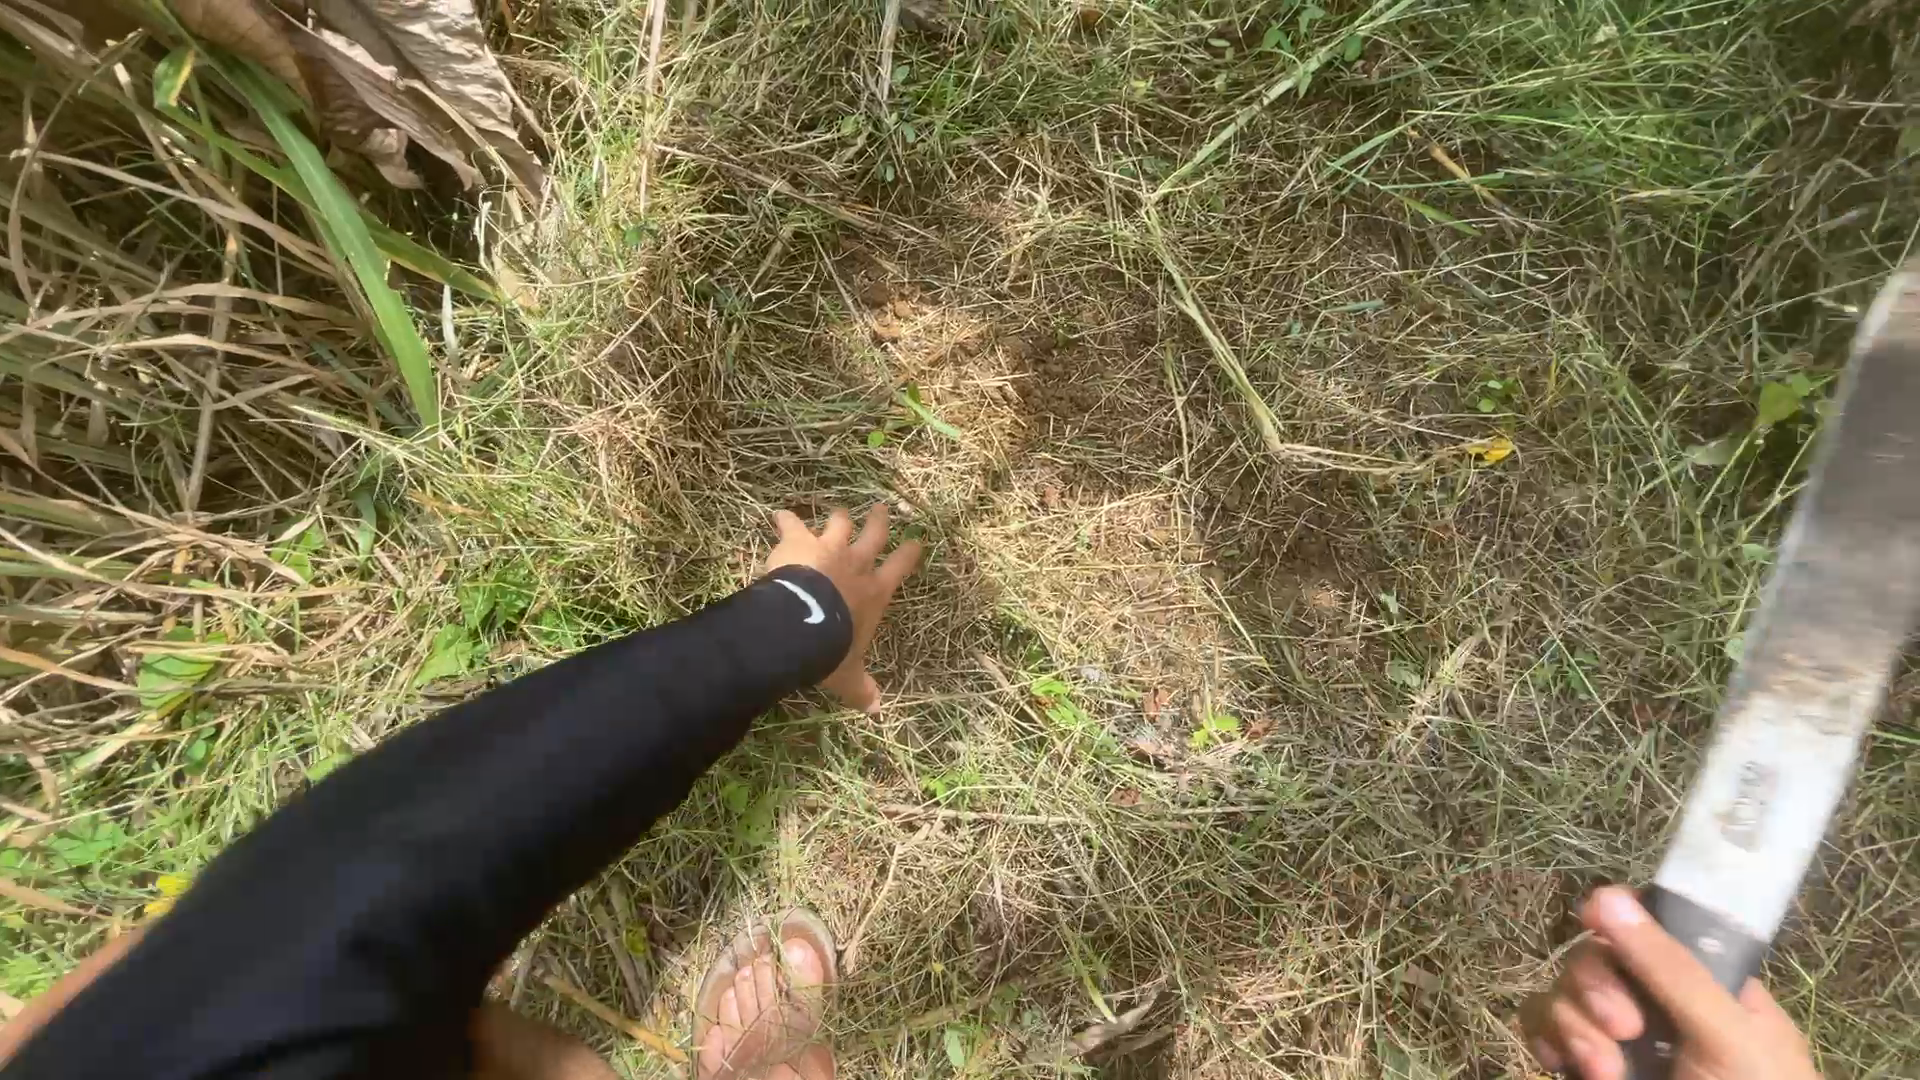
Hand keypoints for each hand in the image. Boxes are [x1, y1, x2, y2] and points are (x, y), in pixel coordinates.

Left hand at [765, 504, 920, 712]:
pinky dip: (785, 519)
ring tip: (838, 512)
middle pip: (874, 534)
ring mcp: (829, 549)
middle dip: (878, 521)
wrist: (802, 627)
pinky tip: (778, 515)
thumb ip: (861, 689)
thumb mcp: (849, 674)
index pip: (900, 567)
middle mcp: (857, 564)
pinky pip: (792, 524)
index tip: (916, 541)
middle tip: (880, 508)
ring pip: (840, 523)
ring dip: (839, 517)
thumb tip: (876, 711)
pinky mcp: (800, 542)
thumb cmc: (832, 650)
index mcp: (875, 592)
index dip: (909, 553)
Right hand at [1521, 887, 1818, 1079]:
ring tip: (1600, 1071)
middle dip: (1593, 989)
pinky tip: (1560, 1063)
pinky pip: (1538, 1021)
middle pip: (1596, 957)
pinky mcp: (1579, 1059)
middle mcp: (1660, 1006)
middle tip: (1619, 1027)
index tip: (1595, 919)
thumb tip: (1602, 893)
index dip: (1620, 919)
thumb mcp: (1728, 1042)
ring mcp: (1618, 1036)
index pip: (1655, 929)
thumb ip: (1668, 969)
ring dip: (1571, 1024)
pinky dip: (1544, 1038)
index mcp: (1714, 993)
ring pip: (1562, 989)